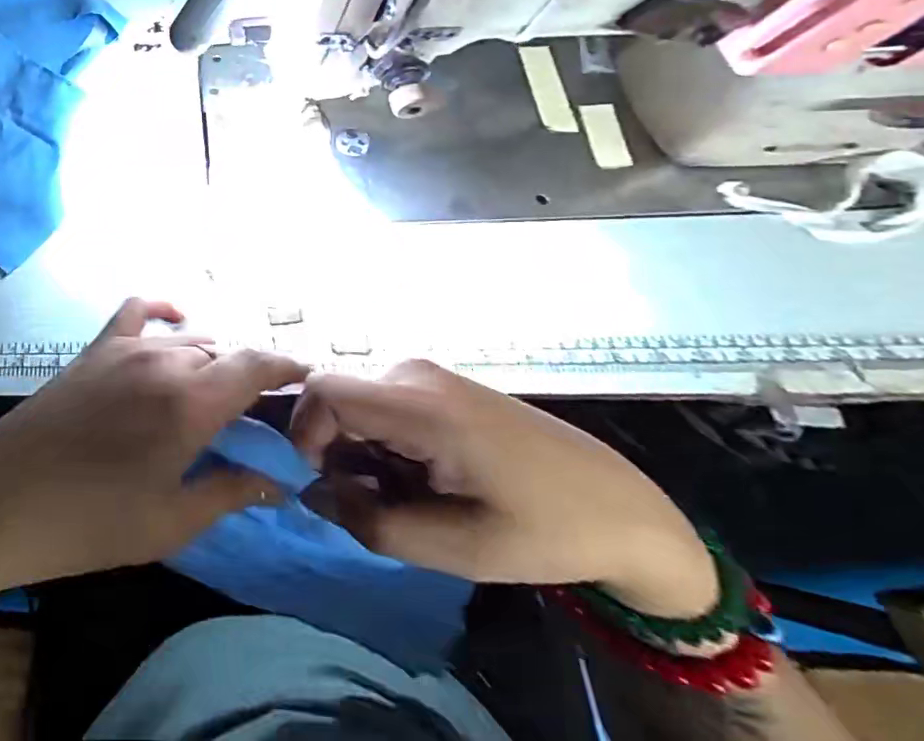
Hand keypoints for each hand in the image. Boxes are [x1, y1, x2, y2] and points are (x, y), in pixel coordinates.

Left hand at [0, 299, 308, 599]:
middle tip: (255, 416)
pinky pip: (140, 311)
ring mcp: (127, 350)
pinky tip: (177, 321)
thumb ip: (231, 491)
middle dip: (250, 379)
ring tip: (216, 394)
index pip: (258, 365)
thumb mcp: (170, 523)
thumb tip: (278, 481)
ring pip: (192, 341)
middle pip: (227, 355)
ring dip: (214, 362)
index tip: (307, 380)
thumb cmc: (89, 525)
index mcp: (190, 404)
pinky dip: (166, 311)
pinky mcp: (97, 350)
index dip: (289, 367)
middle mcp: (165, 362)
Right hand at [291, 360, 718, 618]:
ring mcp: (433, 378)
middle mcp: (418, 375)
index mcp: (422, 405)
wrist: (619, 506)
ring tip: (415, 499)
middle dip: (340, 455)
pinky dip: (388, 447)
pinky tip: (429, 481)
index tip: (328, 485)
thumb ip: (369, 521)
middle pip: (339, 401)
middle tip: (379, 507)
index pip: (324, 389)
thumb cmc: (541, 530)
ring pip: (361, 408)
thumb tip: (316, 492)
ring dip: (366, 456)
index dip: (304, 434)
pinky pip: (388, 409)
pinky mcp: (444, 389)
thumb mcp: (451, 547)